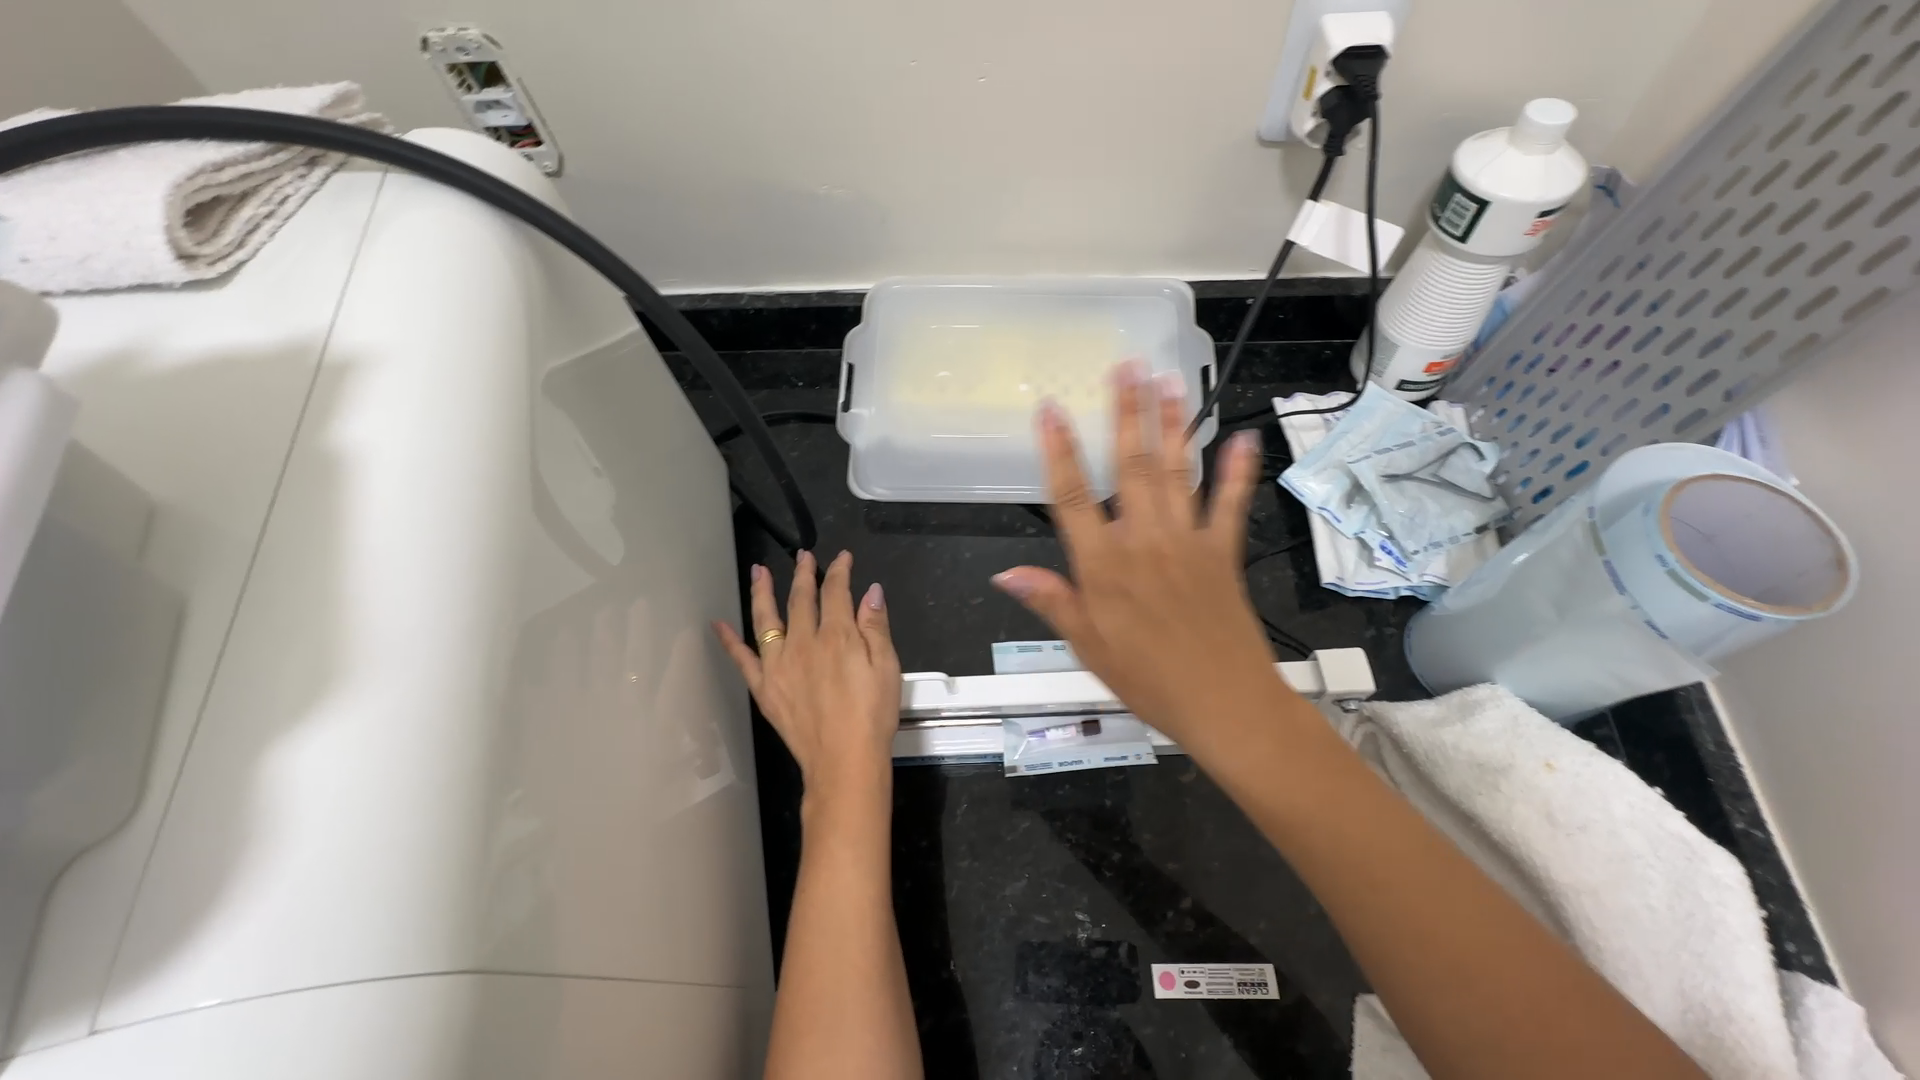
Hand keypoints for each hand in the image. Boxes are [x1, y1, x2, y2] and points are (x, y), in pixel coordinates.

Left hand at [715, 550, 900, 799]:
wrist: (844, 760)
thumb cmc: (873, 715)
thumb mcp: (888, 667)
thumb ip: (875, 627)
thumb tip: (870, 591)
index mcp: (837, 636)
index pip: (836, 592)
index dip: (840, 571)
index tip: (843, 558)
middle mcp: (803, 642)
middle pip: (800, 599)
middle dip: (803, 574)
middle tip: (803, 556)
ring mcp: (778, 664)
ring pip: (766, 619)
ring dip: (762, 592)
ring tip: (759, 572)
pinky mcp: (764, 687)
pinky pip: (742, 659)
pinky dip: (729, 640)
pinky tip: (718, 625)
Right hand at [990, 363, 1287, 747]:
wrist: (1223, 703)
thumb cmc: (1147, 679)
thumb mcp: (1087, 647)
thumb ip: (1051, 601)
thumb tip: (1005, 574)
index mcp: (1103, 565)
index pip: (1072, 496)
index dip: (1058, 449)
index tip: (1049, 408)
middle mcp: (1144, 541)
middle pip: (1131, 466)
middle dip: (1126, 413)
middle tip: (1127, 365)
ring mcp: (1188, 542)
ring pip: (1177, 472)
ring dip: (1172, 425)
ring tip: (1169, 381)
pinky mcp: (1224, 552)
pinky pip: (1231, 505)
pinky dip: (1237, 471)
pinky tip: (1242, 437)